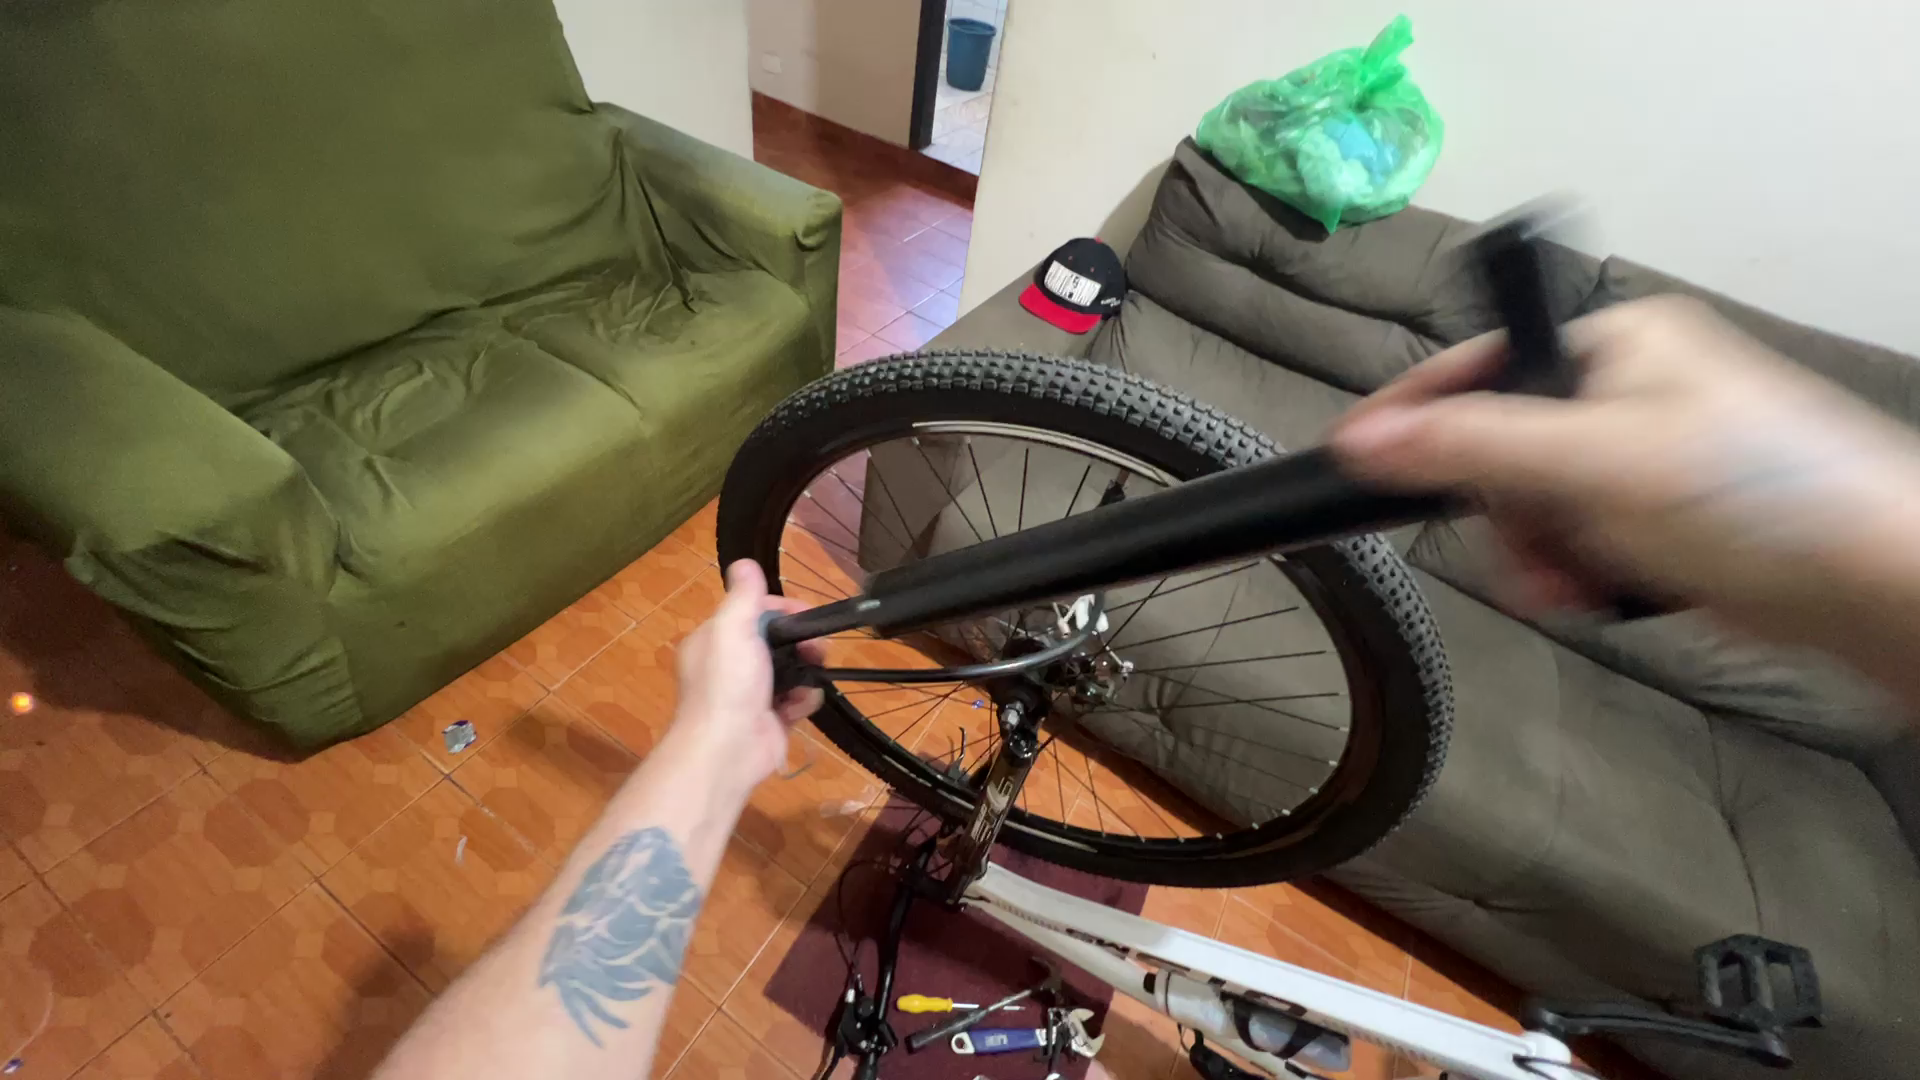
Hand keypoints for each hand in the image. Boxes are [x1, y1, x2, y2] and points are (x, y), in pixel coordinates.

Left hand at [672, 560, 825, 784]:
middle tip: (819, 647)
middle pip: (777, 640)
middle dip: (802, 641)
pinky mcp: (771, 718)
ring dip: (806, 671)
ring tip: (812, 675)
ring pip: (792, 669)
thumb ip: (743, 596)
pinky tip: (800, 705)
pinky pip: (797, 698)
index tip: (805, 613)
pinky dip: (803, 700)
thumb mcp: (732, 629)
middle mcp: (730, 665)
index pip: (753, 612)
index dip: (782, 609)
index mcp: (714, 641)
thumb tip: (745, 562)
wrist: (727, 750)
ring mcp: (751, 693)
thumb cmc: (728, 685)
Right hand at [1329, 296, 1919, 649]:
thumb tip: (1361, 440)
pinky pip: (1548, 534)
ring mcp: (1621, 453)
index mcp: (1607, 346)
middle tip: (1526, 543)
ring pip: (1513, 503)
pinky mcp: (1632, 509)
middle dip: (1499, 512)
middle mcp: (1611, 391)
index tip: (1346, 450)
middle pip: (1486, 450)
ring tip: (1571, 576)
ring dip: (1528, 551)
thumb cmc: (1756, 501)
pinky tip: (1586, 585)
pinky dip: (1554, 568)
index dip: (1406, 413)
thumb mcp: (1593, 463)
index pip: (1470, 370)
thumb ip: (1470, 446)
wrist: (1879, 595)